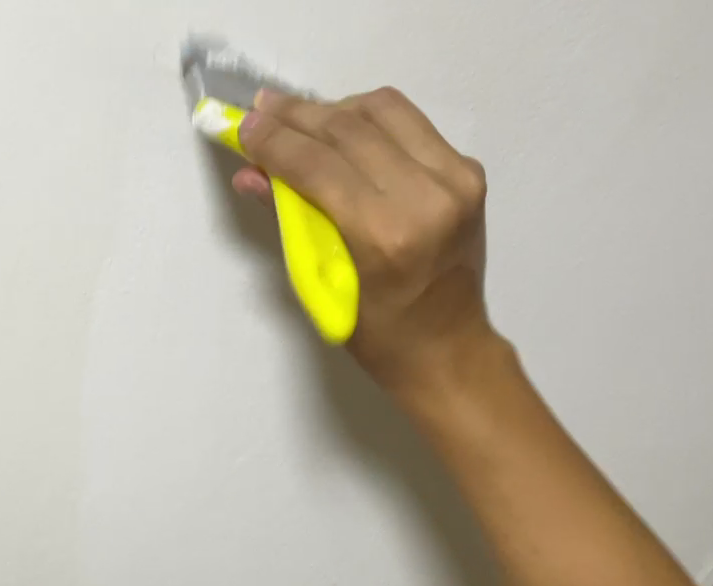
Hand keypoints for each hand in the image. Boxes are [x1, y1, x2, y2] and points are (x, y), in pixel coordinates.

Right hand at [236, 88, 502, 411]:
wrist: (447, 350)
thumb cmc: (378, 338)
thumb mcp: (325, 287)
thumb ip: (292, 222)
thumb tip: (251, 175)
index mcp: (387, 237)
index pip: (321, 167)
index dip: (277, 142)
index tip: (244, 126)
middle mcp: (428, 197)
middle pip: (350, 129)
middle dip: (298, 116)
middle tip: (262, 109)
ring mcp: (455, 180)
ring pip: (384, 112)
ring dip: (334, 109)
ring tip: (298, 118)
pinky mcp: (468, 172)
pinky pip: (410, 126)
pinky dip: (369, 123)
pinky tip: (342, 134)